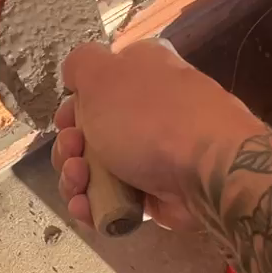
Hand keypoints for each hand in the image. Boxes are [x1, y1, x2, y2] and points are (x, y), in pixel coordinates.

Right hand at [51, 39, 249, 230]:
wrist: (205, 171)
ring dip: (75, 180)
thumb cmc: (148, 117)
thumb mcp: (103, 74)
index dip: (70, 111)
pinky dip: (93, 206)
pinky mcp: (149, 192)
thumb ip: (81, 63)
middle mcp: (143, 112)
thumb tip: (74, 71)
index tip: (66, 125)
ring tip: (80, 185)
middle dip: (69, 150)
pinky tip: (87, 208)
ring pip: (92, 171)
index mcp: (137, 75)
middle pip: (85, 135)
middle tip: (75, 155)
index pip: (92, 91)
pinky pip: (109, 201)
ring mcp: (147, 155)